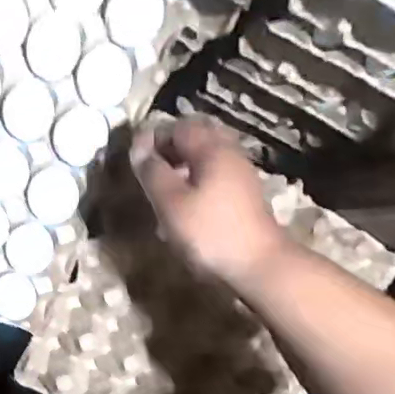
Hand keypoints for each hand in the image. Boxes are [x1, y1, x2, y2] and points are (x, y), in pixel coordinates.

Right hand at [130, 117, 288, 286]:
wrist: (259, 266)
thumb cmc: (210, 232)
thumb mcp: (170, 202)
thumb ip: (152, 172)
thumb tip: (138, 146)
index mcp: (212, 147)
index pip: (177, 128)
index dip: (152, 140)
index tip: (135, 164)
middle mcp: (230, 153)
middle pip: (194, 141)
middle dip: (169, 155)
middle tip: (149, 178)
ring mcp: (241, 176)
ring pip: (204, 163)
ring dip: (182, 174)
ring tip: (163, 200)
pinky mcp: (244, 199)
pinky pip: (214, 182)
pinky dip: (196, 190)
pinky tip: (185, 216)